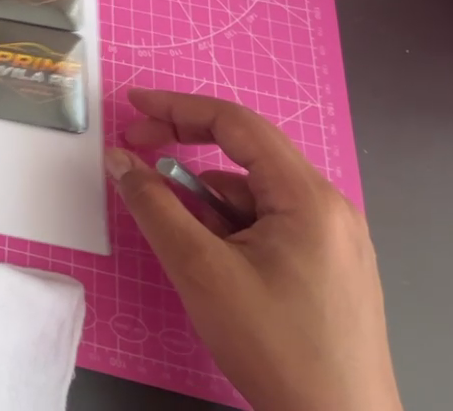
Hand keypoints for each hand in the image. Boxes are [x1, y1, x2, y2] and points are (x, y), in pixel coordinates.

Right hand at [106, 90, 402, 410]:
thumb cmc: (274, 345)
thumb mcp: (199, 269)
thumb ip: (153, 204)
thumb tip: (120, 159)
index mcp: (308, 199)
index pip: (237, 125)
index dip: (178, 108)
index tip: (131, 107)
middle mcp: (328, 210)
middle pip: (246, 154)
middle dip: (186, 147)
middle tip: (135, 151)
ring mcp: (333, 242)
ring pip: (250, 195)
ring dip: (204, 200)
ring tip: (180, 238)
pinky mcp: (327, 270)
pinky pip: (265, 224)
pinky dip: (226, 226)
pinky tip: (211, 261)